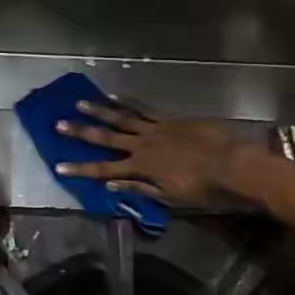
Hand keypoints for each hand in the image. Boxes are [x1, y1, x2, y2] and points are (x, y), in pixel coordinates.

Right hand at [54, 102, 277, 205]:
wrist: (236, 166)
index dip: (80, 168)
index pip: (103, 169)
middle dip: (81, 132)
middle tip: (59, 124)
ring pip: (121, 118)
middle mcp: (142, 145)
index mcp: (141, 167)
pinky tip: (115, 96)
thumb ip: (140, 188)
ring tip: (79, 104)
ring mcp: (155, 129)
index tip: (59, 166)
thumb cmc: (205, 189)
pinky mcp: (170, 120)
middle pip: (105, 138)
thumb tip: (111, 185)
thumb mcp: (171, 197)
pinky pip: (144, 110)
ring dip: (99, 111)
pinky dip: (128, 103)